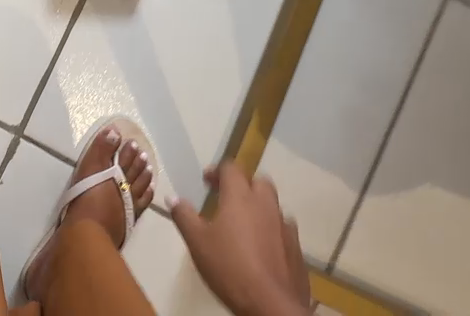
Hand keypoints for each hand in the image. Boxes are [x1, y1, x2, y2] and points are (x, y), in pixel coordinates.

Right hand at [169, 163, 312, 315]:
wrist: (273, 307)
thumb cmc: (230, 268)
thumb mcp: (197, 242)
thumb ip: (184, 216)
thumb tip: (173, 198)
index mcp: (240, 197)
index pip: (231, 168)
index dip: (217, 171)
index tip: (206, 182)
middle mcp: (265, 205)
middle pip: (258, 182)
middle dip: (243, 185)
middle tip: (227, 200)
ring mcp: (285, 228)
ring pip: (273, 206)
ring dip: (260, 208)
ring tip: (244, 225)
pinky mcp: (297, 250)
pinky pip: (284, 230)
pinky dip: (272, 231)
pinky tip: (262, 248)